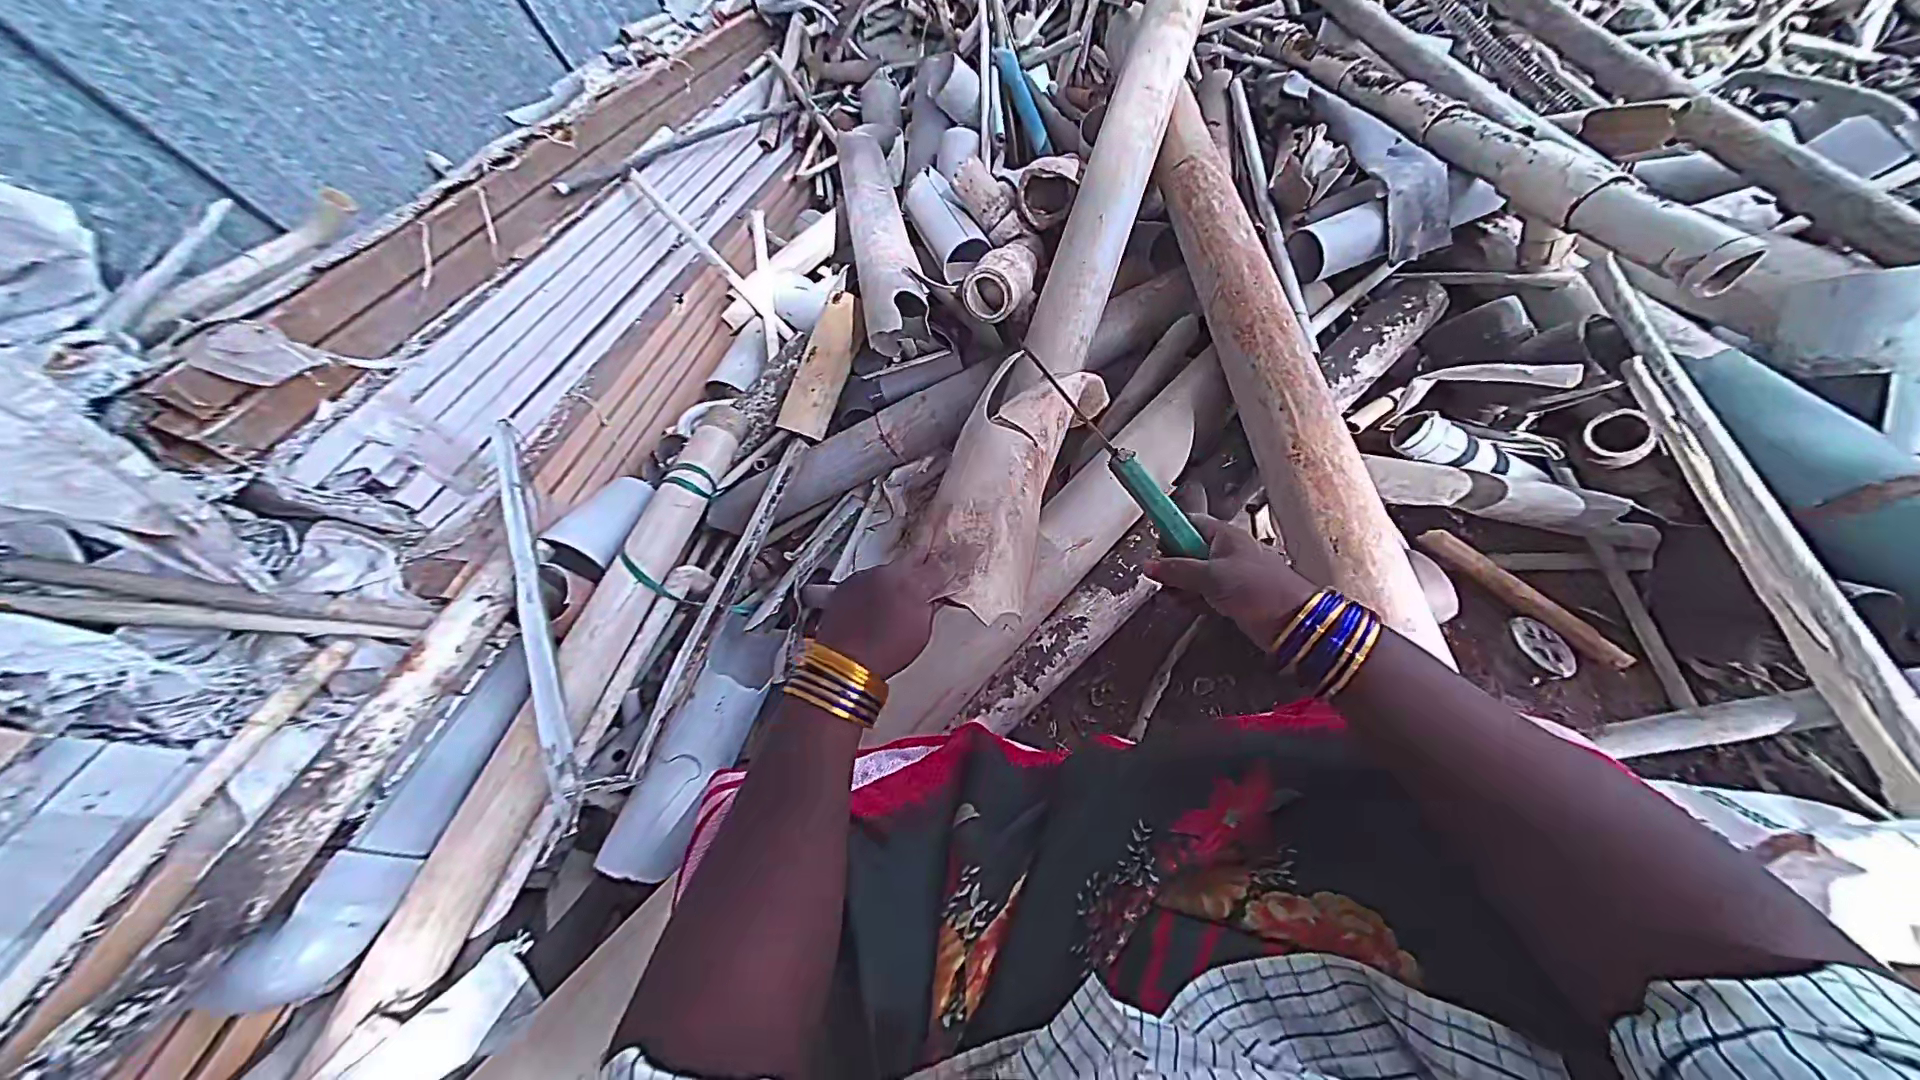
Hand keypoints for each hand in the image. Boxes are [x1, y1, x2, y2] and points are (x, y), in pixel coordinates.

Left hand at [811, 545, 958, 677]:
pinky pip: (870, 578)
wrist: (844, 661)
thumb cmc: (886, 653)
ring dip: (899, 575)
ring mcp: (867, 575)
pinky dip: (878, 587)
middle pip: (915, 554)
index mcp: (914, 584)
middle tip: (938, 528)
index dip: (957, 557)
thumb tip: (936, 595)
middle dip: (928, 545)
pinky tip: (877, 602)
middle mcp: (890, 573)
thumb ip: (930, 606)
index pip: (943, 564)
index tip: (968, 548)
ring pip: (891, 568)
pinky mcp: (848, 583)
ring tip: (902, 591)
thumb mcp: (921, 632)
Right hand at [1144, 514, 1318, 648]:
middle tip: (1166, 579)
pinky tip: (1189, 605)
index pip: (1187, 523)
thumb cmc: (1260, 590)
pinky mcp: (1229, 595)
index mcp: (1223, 536)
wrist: (1294, 623)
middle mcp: (1224, 551)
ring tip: (1177, 596)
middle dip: (1172, 567)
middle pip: (1185, 551)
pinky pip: (1201, 592)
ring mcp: (1227, 574)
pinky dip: (1192, 599)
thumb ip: (1177, 570)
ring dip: (1180, 586)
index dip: (1170, 533)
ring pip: (1192, 575)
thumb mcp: (1212, 576)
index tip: (1156, 548)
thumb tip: (1149, 565)